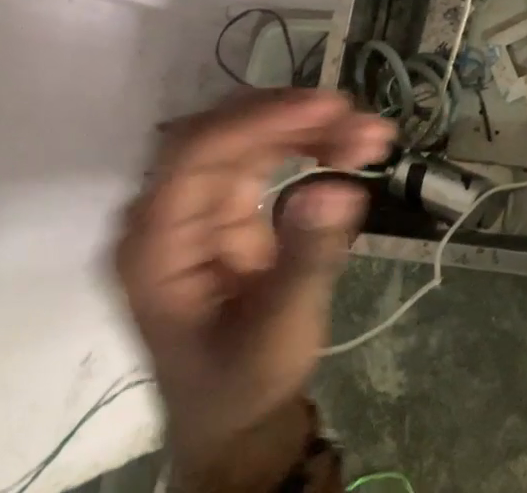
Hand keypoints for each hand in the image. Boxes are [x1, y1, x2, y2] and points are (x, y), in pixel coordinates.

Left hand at [114, 90, 393, 471]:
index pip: (196, 154)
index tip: (327, 109)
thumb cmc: (245, 381)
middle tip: (358, 120)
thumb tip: (338, 187)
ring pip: (247, 138)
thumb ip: (306, 258)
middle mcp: (167, 214)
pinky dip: (309, 145)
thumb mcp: (280, 329)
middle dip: (292, 118)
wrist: (238, 416)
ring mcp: (196, 209)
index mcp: (154, 244)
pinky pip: (265, 157)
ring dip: (308, 127)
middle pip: (222, 135)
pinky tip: (351, 147)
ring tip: (372, 135)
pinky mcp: (226, 209)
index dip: (259, 120)